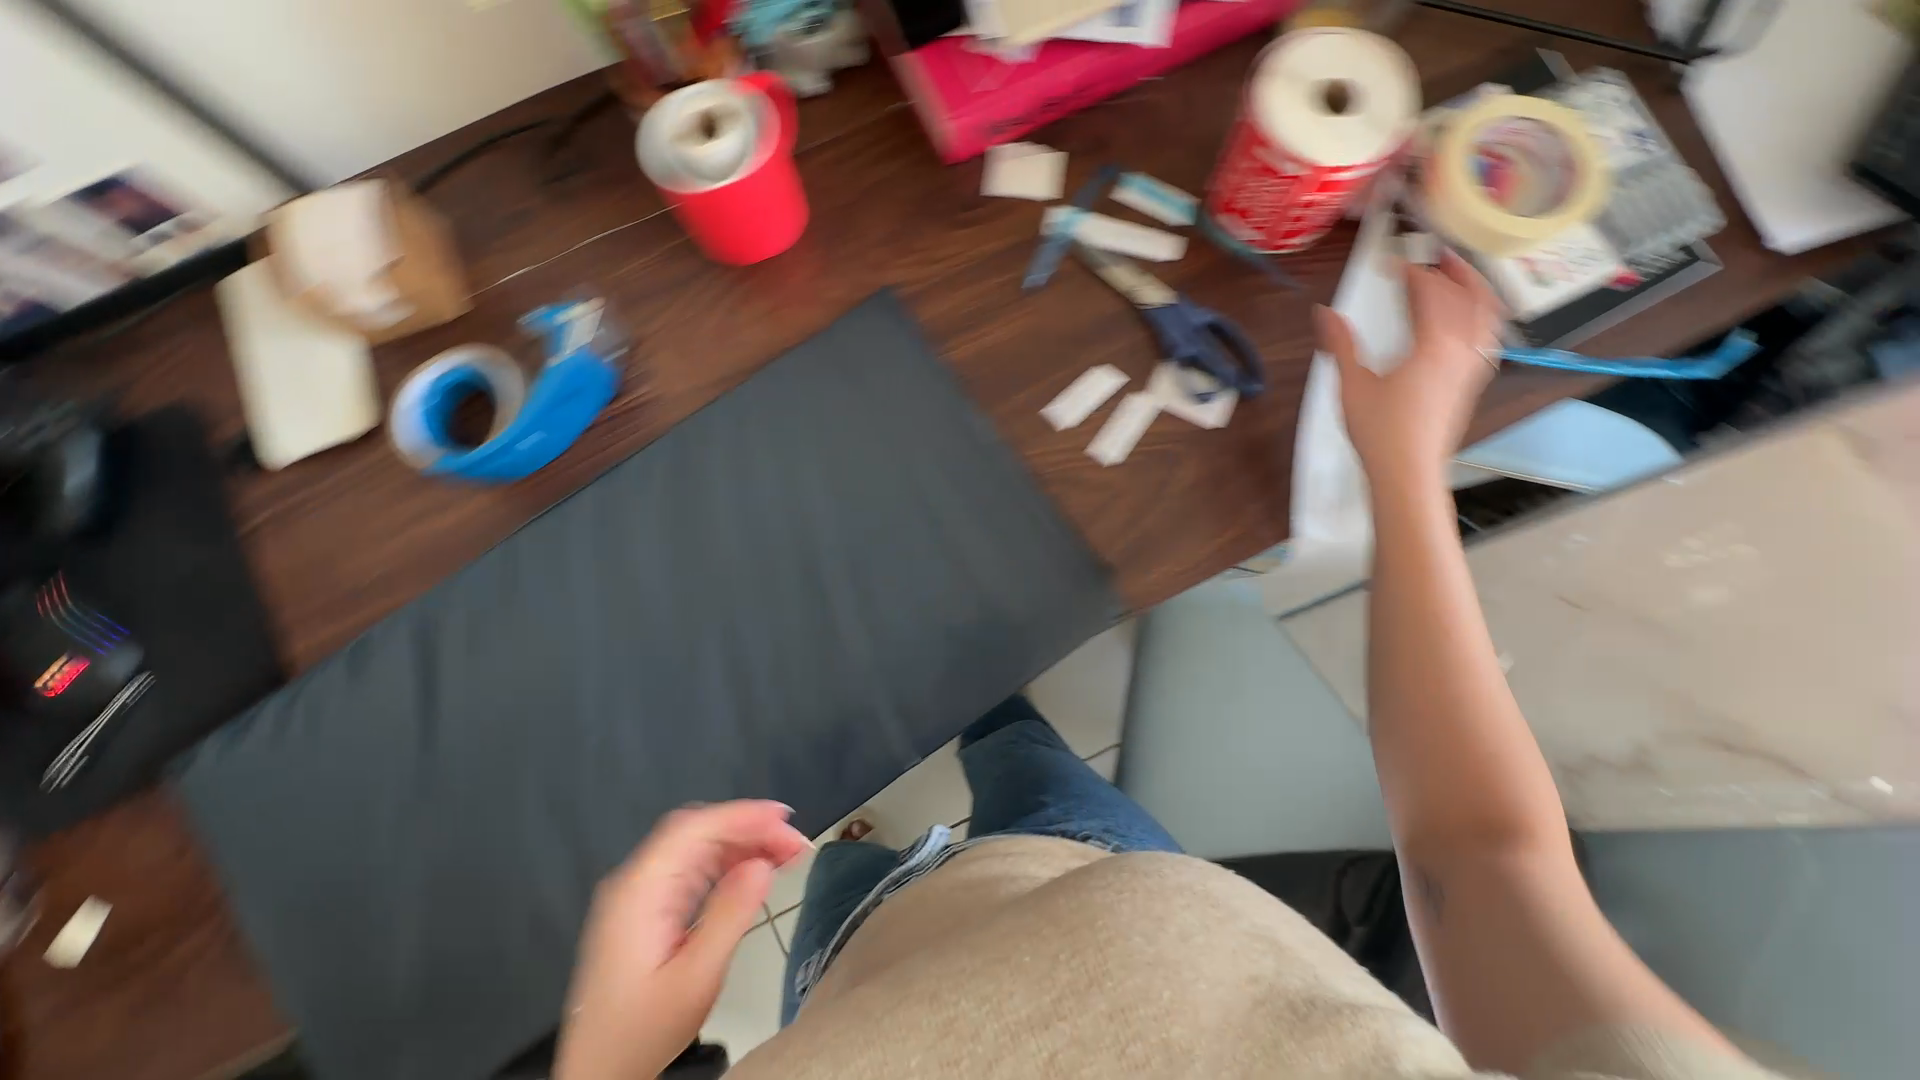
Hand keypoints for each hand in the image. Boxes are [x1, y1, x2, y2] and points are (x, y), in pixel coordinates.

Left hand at [555, 801, 811, 1079]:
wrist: (599, 1074)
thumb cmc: (643, 1031)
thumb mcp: (695, 979)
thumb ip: (729, 917)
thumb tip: (763, 865)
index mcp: (639, 891)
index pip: (692, 829)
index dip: (741, 815)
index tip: (784, 819)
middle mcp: (635, 882)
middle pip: (695, 832)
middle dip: (747, 827)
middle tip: (794, 842)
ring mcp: (638, 895)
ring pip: (695, 848)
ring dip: (741, 843)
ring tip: (786, 854)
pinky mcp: (647, 910)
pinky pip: (690, 869)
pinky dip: (726, 862)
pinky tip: (755, 870)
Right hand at [1314, 252, 1502, 497]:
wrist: (1408, 473)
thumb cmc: (1380, 431)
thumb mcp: (1353, 385)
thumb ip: (1341, 345)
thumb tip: (1324, 313)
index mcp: (1434, 345)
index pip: (1432, 294)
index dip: (1414, 273)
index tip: (1394, 263)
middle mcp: (1462, 351)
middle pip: (1473, 298)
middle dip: (1458, 272)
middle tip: (1440, 255)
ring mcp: (1471, 369)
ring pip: (1488, 318)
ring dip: (1477, 292)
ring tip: (1462, 281)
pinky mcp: (1469, 386)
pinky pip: (1487, 340)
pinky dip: (1480, 319)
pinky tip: (1466, 325)